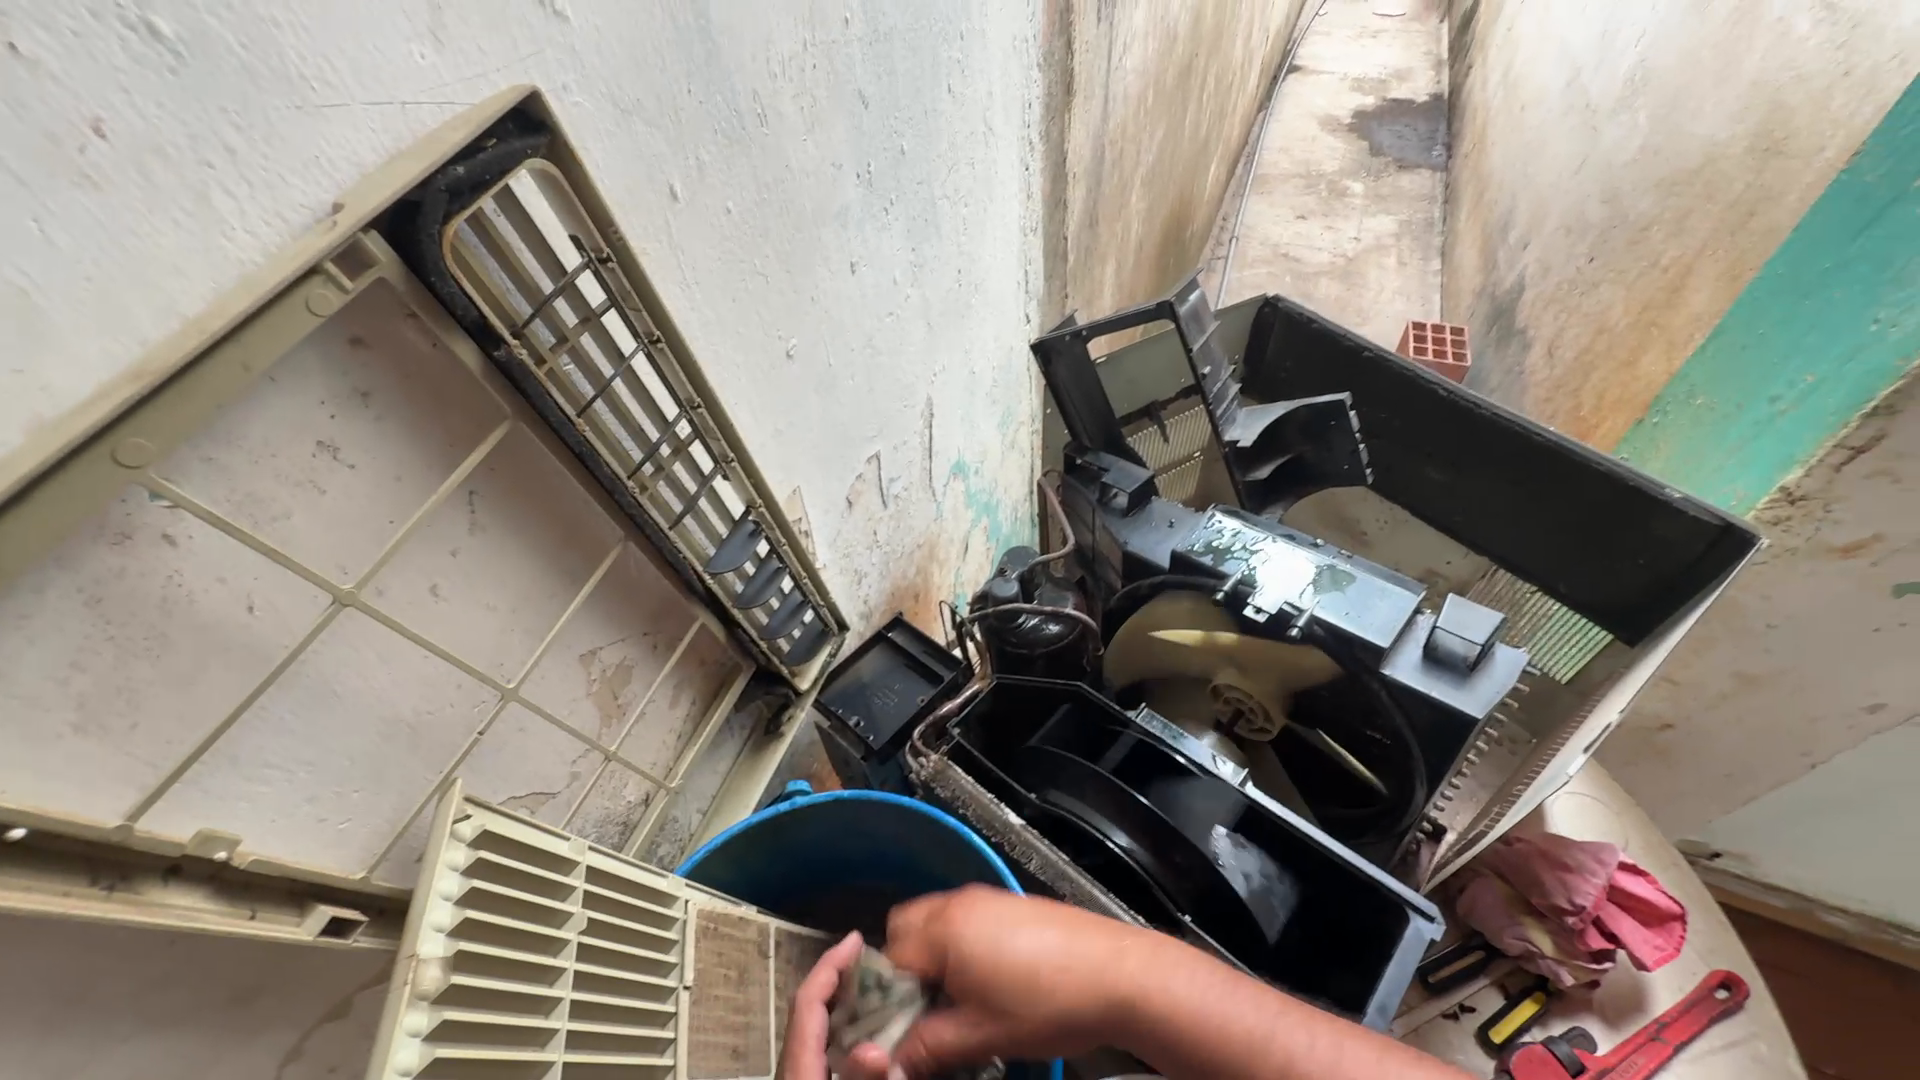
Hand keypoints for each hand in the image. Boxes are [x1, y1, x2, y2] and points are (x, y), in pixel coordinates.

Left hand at [780, 930, 866, 1079]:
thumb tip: (878, 1050)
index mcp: (796, 1066)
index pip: (807, 1001)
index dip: (831, 965)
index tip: (856, 938)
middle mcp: (792, 1066)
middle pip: (808, 1007)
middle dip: (837, 975)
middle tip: (871, 958)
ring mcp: (796, 1075)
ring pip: (813, 1026)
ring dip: (841, 1001)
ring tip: (873, 986)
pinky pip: (820, 1044)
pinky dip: (841, 1027)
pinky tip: (863, 1032)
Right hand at [845, 885, 1162, 1078]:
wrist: (1119, 973)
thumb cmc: (1046, 1004)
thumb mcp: (980, 1035)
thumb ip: (926, 1048)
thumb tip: (889, 1063)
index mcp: (943, 929)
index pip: (887, 957)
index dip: (885, 997)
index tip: (899, 1030)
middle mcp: (958, 903)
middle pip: (905, 928)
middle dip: (904, 970)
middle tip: (924, 1012)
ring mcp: (986, 899)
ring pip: (935, 923)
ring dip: (932, 958)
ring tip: (956, 1002)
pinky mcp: (1010, 905)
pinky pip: (964, 920)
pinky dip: (959, 948)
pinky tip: (985, 984)